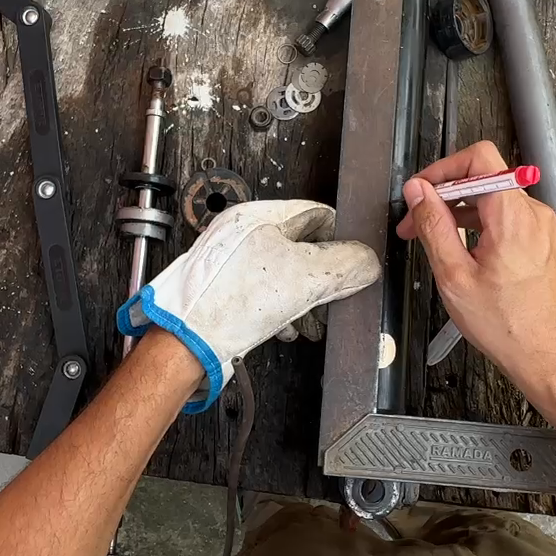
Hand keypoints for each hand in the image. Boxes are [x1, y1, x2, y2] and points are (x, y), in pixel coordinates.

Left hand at [119, 200, 379, 412]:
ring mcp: (232, 261)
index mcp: (261, 216)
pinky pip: (264, 292)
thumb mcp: (305, 277)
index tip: (353, 264)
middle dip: (322, 277)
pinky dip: (281, 309)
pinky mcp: (225, 288)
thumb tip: (368, 262)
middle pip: (302, 247)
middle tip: (334, 298)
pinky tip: (287, 328)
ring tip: (312, 322)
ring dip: (304, 298)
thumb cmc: (233, 303)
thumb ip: (345, 265)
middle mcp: (243, 233)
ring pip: (284, 273)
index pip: (317, 214)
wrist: (187, 340)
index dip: (341, 240)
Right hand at [397, 142, 555, 398]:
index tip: (420, 192)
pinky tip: (460, 251)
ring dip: (459, 212)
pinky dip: (478, 225)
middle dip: (443, 196)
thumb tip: (418, 193)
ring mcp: (540, 226)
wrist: (546, 353)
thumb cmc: (507, 324)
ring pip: (493, 198)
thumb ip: (434, 226)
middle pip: (483, 177)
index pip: (479, 159)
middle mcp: (532, 213)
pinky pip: (505, 217)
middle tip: (416, 223)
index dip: (443, 169)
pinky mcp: (542, 240)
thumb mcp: (454, 275)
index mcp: (512, 215)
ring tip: (433, 240)